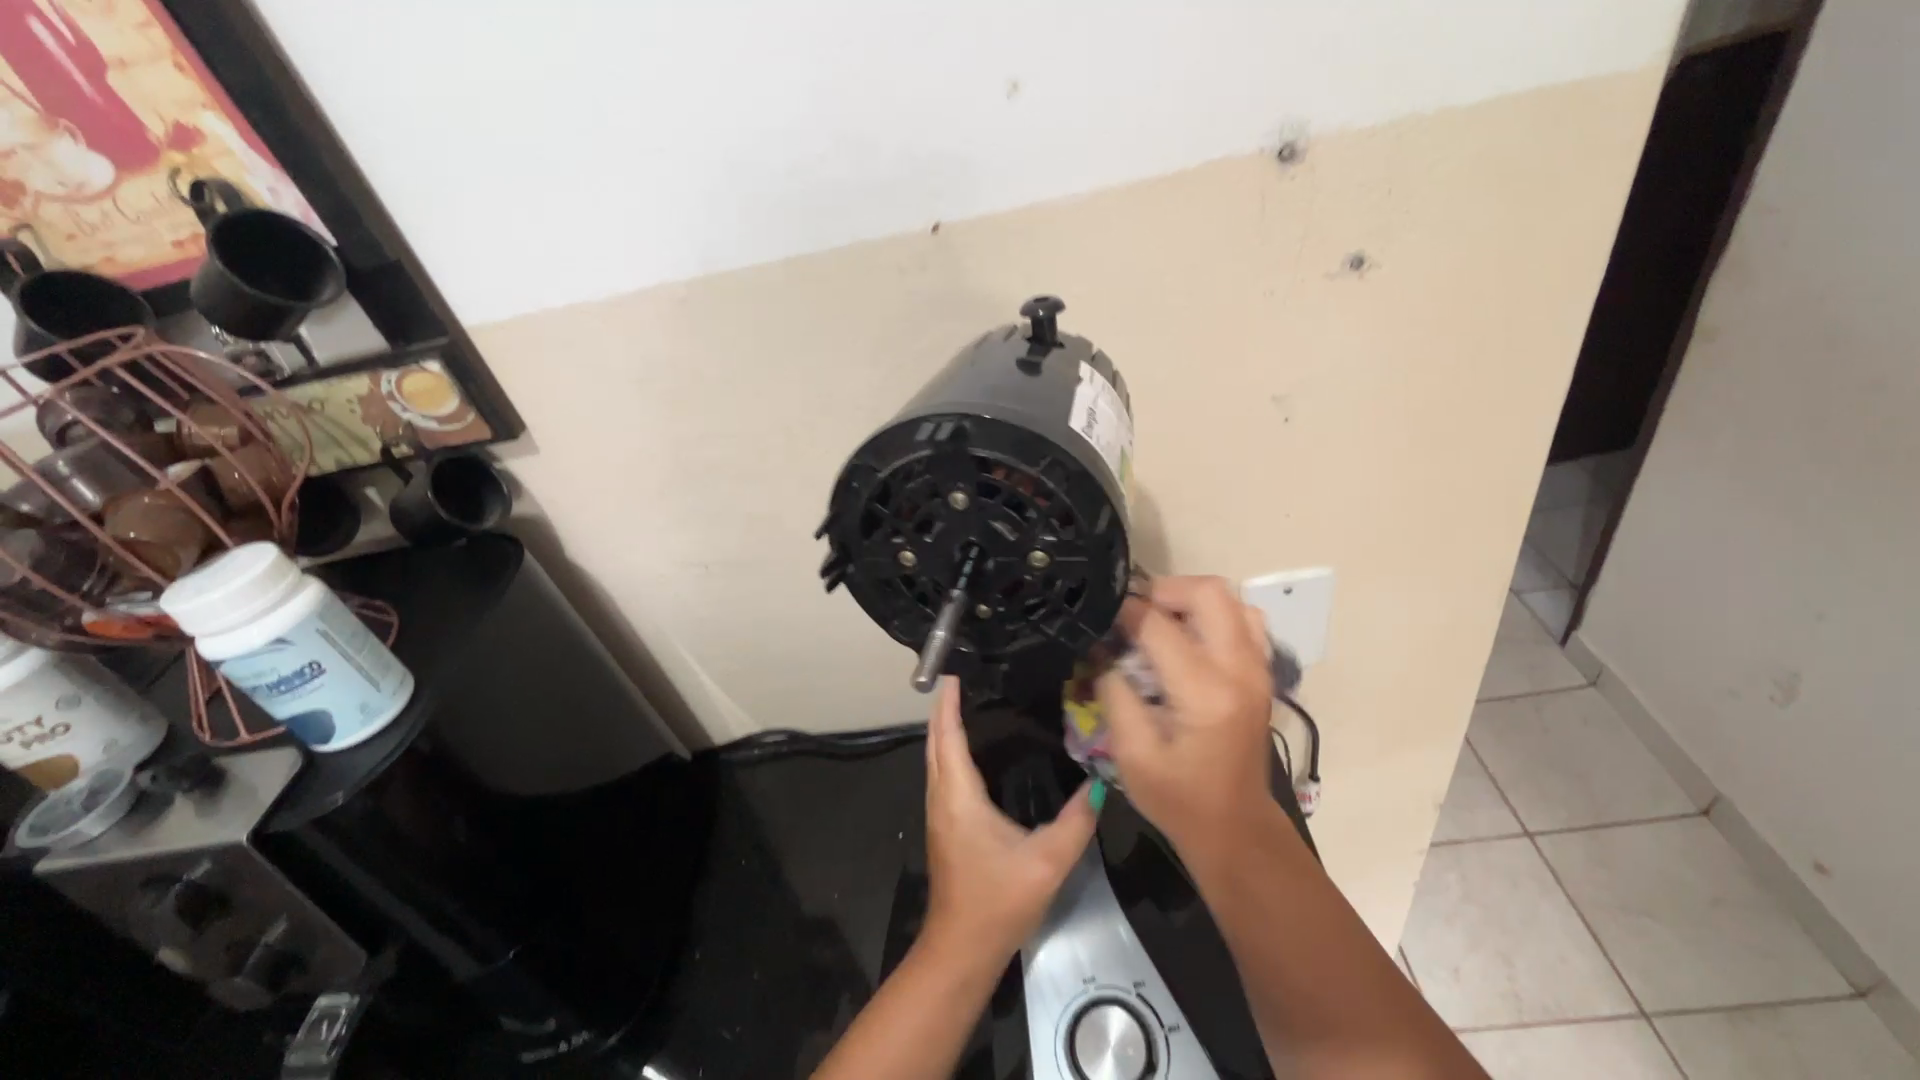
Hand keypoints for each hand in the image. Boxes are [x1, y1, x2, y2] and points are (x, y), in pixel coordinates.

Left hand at [922, 677, 1097, 959]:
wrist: (962, 948)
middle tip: (966, 680)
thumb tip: (1099, 784)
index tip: (954, 672)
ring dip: (945, 731)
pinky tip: (973, 753)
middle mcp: (941, 799)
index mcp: (959, 797)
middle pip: (935, 744)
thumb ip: (1076, 821)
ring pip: (935, 761)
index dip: (949, 704)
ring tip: (969, 705)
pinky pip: (942, 776)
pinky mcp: (945, 828)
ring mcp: (939, 815)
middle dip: (944, 710)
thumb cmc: (998, 901)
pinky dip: (950, 753)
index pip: (948, 737)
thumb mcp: (1047, 861)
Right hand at [1097, 576, 1275, 853]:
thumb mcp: (1131, 752)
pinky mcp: (1261, 673)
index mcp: (1205, 693)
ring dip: (1189, 600)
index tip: (1097, 615)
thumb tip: (1100, 648)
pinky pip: (1244, 620)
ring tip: (1157, 622)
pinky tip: (1186, 639)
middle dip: (1163, 589)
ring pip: (1231, 599)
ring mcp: (1258, 668)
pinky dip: (1212, 615)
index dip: (1123, 612)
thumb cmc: (1177, 798)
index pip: (1159, 625)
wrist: (1234, 827)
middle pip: (1209, 592)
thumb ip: (1114, 691)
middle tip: (1131, 612)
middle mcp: (1240, 670)